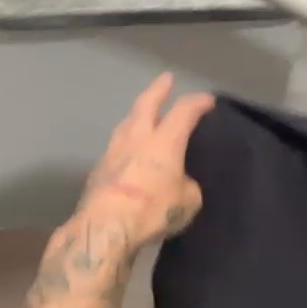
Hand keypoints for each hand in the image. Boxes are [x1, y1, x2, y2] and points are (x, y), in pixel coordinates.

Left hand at [75, 73, 215, 248]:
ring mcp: (113, 151)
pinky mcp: (99, 169)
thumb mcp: (188, 201)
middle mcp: (137, 138)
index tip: (207, 100)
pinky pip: (117, 147)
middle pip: (146, 104)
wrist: (106, 227)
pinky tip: (129, 151)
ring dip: (137, 115)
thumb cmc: (153, 210)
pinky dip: (127, 142)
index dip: (197, 103)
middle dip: (158, 90)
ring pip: (126, 123)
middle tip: (166, 80)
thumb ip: (187, 185)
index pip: (184, 112)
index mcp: (164, 142)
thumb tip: (180, 182)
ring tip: (144, 114)